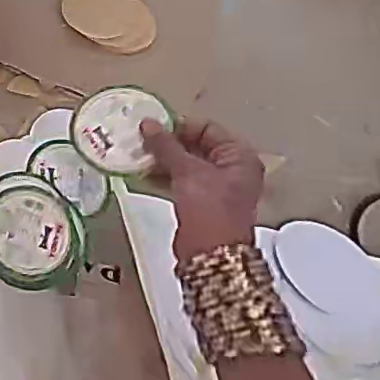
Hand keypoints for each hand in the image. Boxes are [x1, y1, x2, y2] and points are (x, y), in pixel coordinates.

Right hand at [141, 118, 263, 260]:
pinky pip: (181, 181)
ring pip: (186, 165)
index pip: (208, 128)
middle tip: (143, 139)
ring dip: (163, 160)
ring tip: (139, 155)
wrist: (210, 255)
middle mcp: (232, 170)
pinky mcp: (200, 203)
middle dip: (169, 144)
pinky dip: (164, 176)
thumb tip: (148, 124)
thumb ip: (166, 145)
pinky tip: (144, 173)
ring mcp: (216, 188)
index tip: (154, 126)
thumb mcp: (188, 171)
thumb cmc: (211, 210)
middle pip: (196, 146)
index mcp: (239, 156)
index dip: (181, 126)